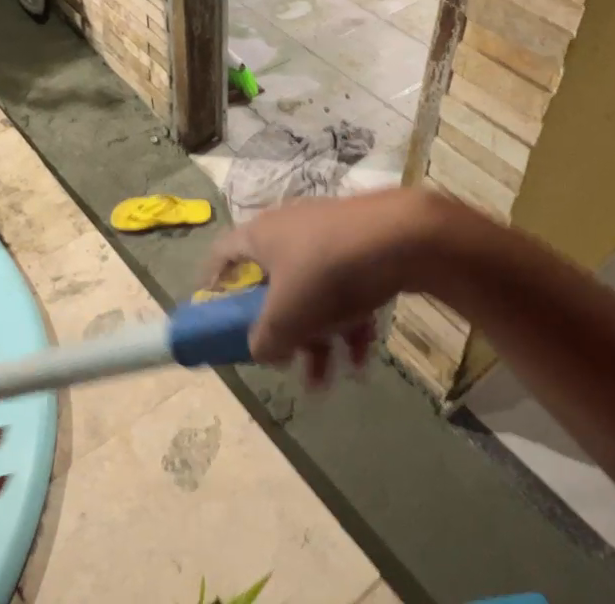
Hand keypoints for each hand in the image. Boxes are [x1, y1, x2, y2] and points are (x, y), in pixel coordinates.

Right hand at [205, 188, 467, 382]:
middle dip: (282, 333)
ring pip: (315, 295)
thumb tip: (263, 349)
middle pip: (274, 286)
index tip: (214, 313)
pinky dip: (350, 326)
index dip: (213, 283)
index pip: (223, 255)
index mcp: (261, 236)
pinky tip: (362, 362)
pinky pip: (348, 291)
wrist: (401, 237)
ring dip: (318, 341)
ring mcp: (330, 237)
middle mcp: (291, 231)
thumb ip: (264, 341)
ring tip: (327, 382)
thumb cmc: (326, 272)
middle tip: (285, 364)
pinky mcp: (364, 247)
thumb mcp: (284, 317)